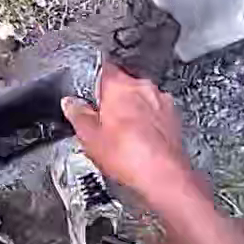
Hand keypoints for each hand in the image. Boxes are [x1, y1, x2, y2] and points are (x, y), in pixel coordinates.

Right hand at [61, 61, 201, 207]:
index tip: (86, 90)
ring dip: (130, 109)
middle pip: (121, 84)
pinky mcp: (172, 117)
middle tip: (99, 118)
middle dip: (111, 98)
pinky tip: (137, 140)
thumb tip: (71, 104)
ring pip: (139, 98)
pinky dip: (146, 121)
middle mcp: (143, 88)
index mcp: (119, 86)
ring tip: (119, 134)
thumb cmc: (130, 155)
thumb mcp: (89, 137)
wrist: (163, 175)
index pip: (103, 68)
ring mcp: (161, 101)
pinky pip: (154, 112)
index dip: (92, 79)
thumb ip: (78, 115)